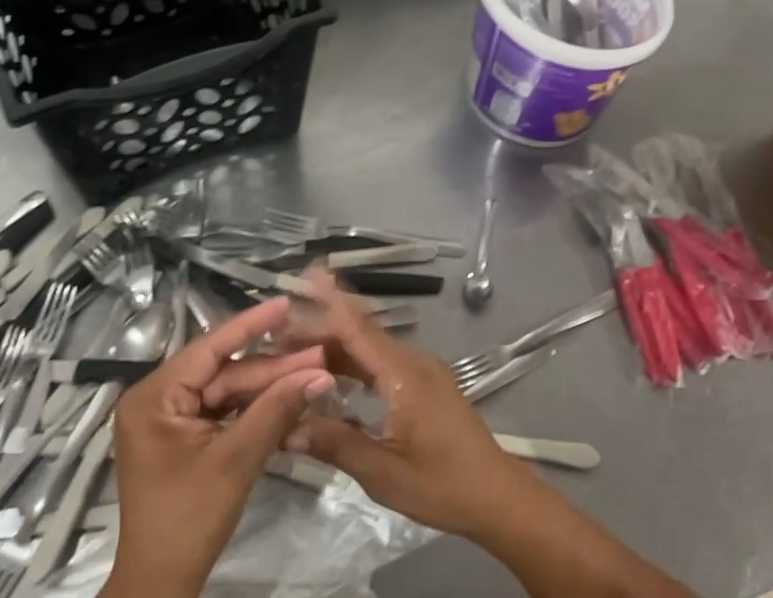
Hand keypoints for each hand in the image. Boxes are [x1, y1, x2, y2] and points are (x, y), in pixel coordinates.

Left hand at [103, 298, 334, 596]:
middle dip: (272, 367)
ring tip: (314, 373)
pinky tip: (290, 397)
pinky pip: (223, 412)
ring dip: (268, 386)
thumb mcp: (235, 460)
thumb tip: (321, 375)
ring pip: (227, 391)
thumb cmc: (188, 518)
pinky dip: (255, 408)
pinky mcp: (184, 439)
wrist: (162, 582)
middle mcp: (156, 399)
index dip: (251, 324)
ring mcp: (169, 420)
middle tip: (319, 354)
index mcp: (153, 396)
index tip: (287, 304)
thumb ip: (276, 410)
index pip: (209, 347)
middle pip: (223, 371)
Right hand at [283, 273, 542, 540]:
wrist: (497, 497)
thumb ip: (336, 445)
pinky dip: (352, 367)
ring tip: (291, 356)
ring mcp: (420, 373)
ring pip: (369, 351)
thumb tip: (288, 428)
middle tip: (275, 336)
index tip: (309, 274)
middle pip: (359, 336)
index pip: (358, 328)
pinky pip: (381, 365)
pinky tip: (328, 379)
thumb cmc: (442, 484)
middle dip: (319, 332)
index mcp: (403, 374)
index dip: (331, 301)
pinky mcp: (424, 387)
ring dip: (334, 351)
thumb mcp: (383, 472)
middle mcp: (412, 362)